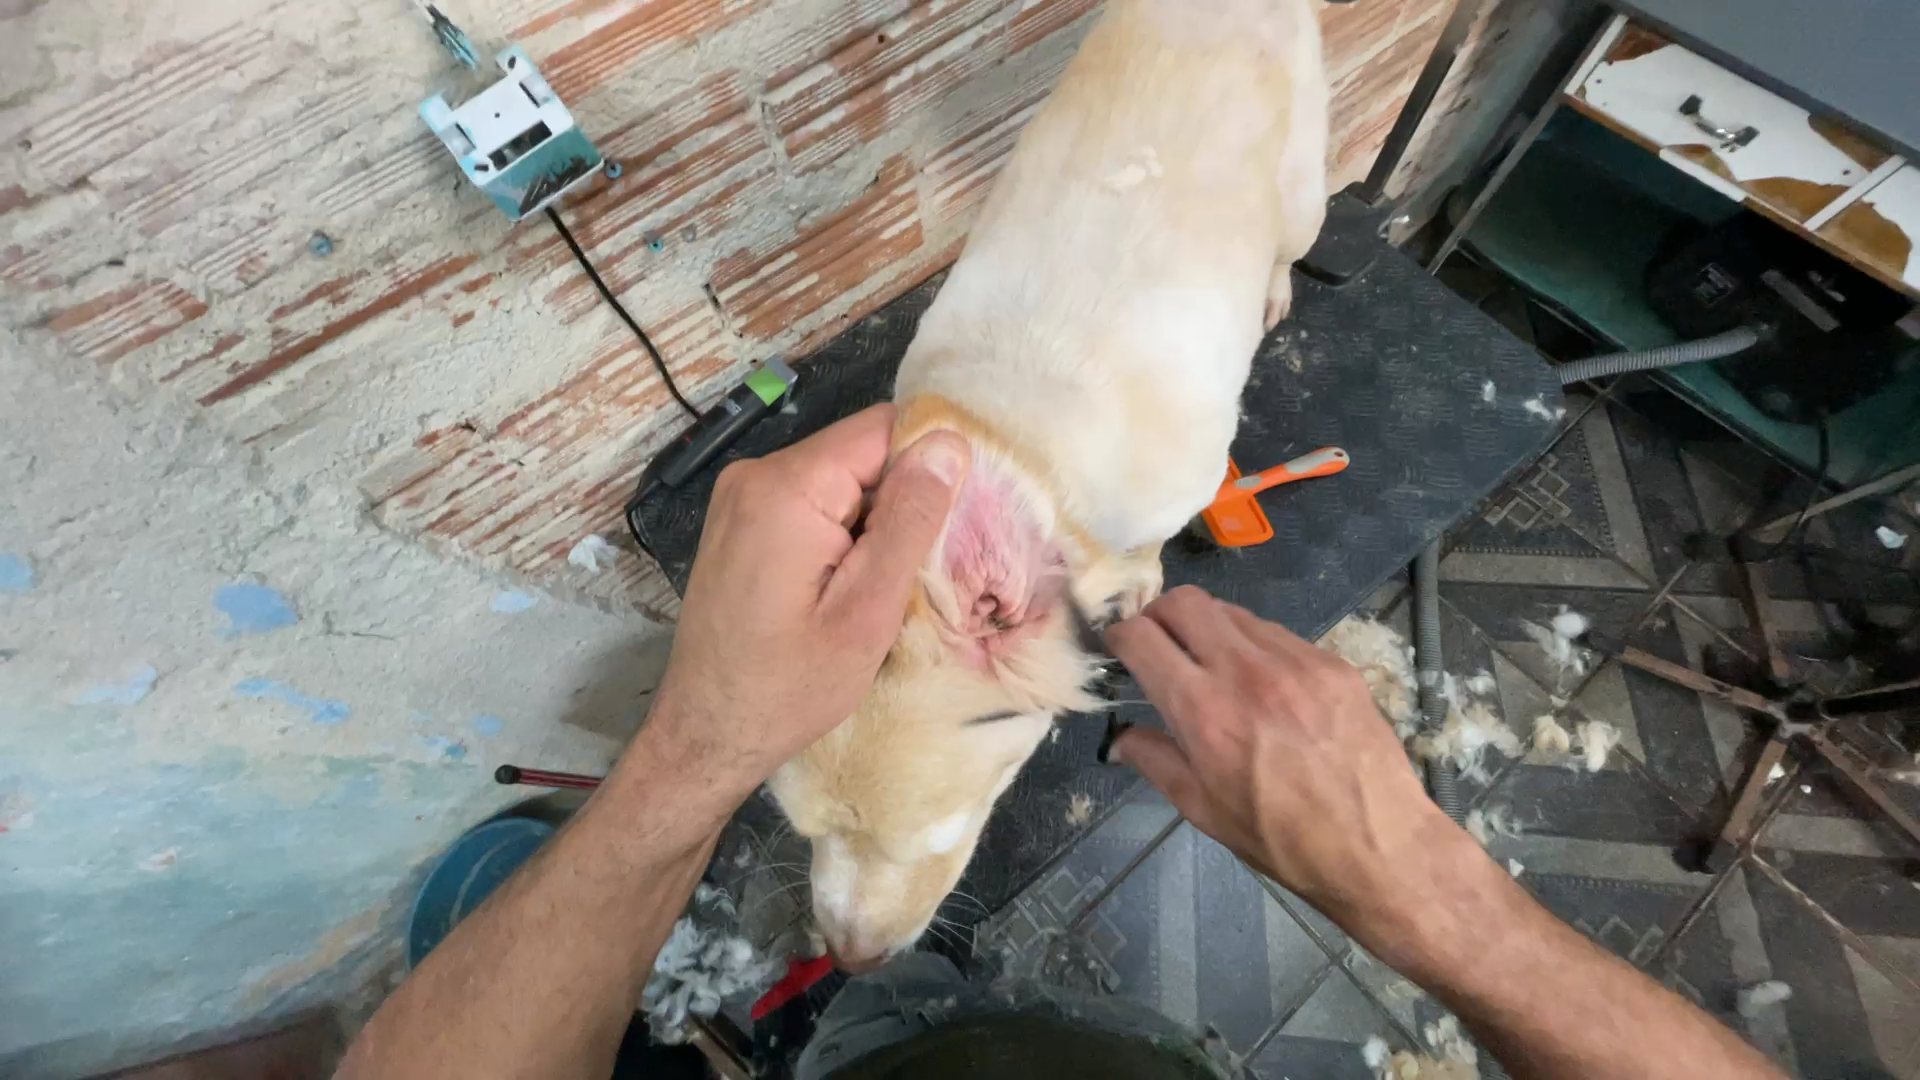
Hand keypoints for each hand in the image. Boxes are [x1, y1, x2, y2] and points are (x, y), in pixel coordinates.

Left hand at [635, 405, 968, 810]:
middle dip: (901, 498)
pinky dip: (844, 531)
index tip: (953, 519)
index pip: (883, 429)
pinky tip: (849, 582)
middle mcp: (757, 473)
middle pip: (861, 452)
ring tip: (883, 582)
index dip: (929, 464)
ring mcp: (743, 495)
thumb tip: (949, 444)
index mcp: (787, 487)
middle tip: (920, 566)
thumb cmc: (790, 686)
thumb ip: (910, 520)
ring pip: (842, 478)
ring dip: (874, 520)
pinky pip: (815, 500)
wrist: (707, 732)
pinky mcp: (743, 519)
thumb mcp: (867, 610)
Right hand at [1104, 587, 1460, 924]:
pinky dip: (1251, 644)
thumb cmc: (1281, 840)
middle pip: (1183, 601)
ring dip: (1205, 627)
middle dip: (1157, 613)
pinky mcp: (1332, 663)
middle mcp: (1246, 672)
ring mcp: (1295, 661)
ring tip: (1210, 662)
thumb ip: (1154, 760)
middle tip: (1157, 641)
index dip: (1118, 633)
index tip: (1117, 646)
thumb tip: (1121, 736)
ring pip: (1229, 611)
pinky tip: (1262, 681)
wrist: (1384, 851)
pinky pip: (1275, 633)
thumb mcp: (1202, 810)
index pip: (1141, 636)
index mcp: (1204, 712)